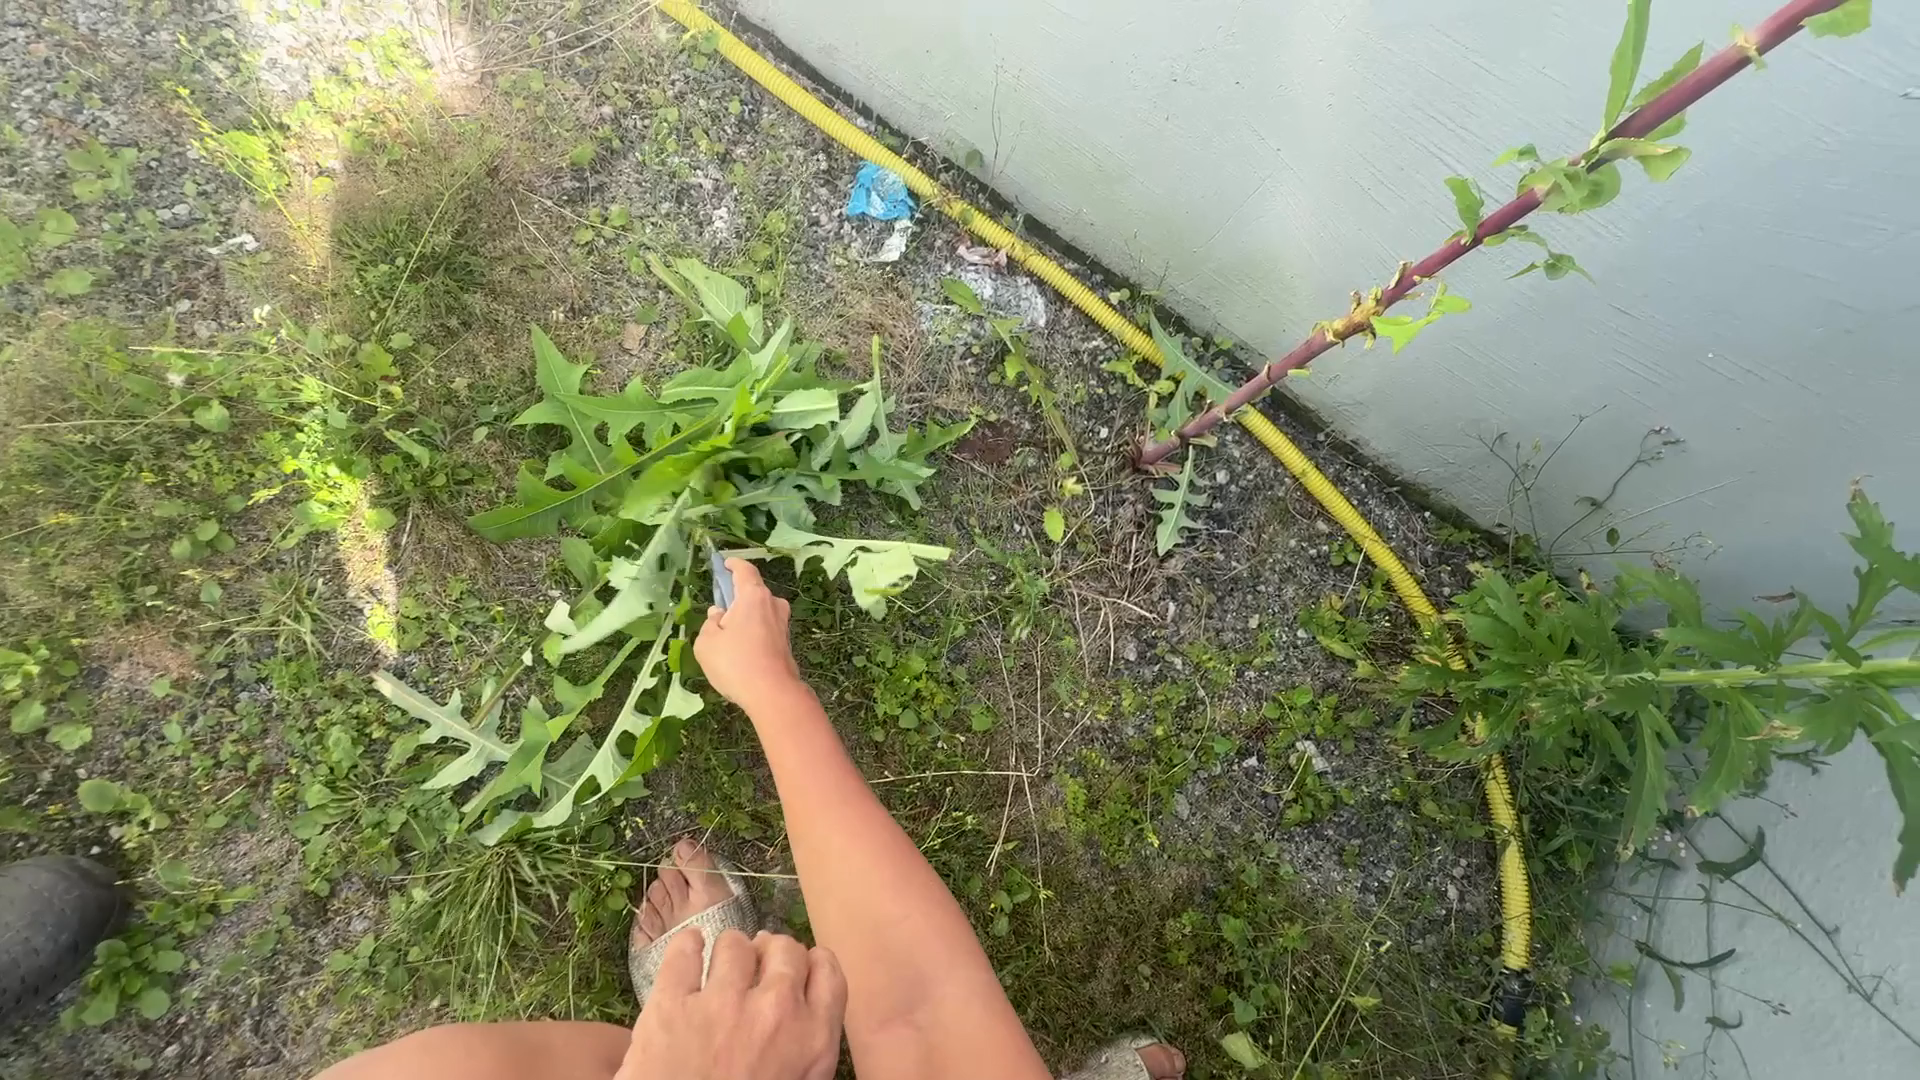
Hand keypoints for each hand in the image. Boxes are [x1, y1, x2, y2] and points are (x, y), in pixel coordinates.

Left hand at [617, 928, 846, 1079]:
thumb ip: (811, 1056)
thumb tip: (805, 1021)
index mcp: (812, 1040)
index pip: (827, 970)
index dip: (812, 965)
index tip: (798, 973)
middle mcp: (776, 1009)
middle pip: (785, 949)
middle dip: (772, 956)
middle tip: (757, 971)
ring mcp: (722, 1003)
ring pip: (736, 944)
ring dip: (731, 953)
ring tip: (719, 968)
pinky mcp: (671, 1006)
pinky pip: (685, 952)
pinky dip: (687, 946)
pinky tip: (689, 950)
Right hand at [695, 558, 803, 712]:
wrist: (773, 692)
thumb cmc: (735, 662)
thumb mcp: (707, 642)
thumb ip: (710, 623)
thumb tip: (718, 614)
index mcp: (754, 596)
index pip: (745, 570)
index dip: (734, 565)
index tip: (725, 564)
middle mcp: (773, 604)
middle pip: (753, 591)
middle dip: (736, 596)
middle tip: (719, 610)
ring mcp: (783, 623)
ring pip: (760, 611)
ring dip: (745, 616)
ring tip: (727, 637)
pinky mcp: (786, 641)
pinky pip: (766, 627)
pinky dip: (754, 631)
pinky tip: (742, 650)